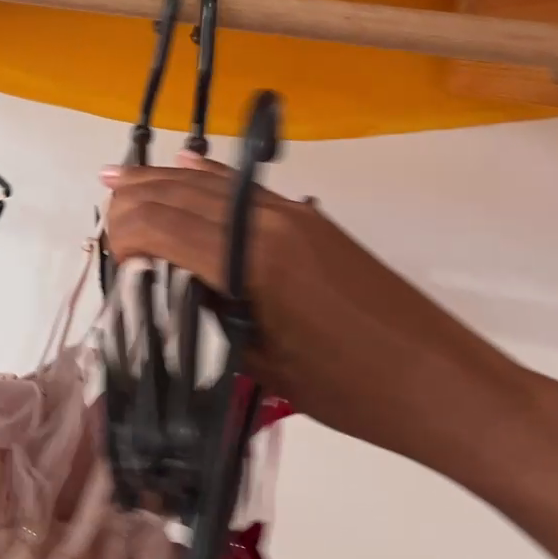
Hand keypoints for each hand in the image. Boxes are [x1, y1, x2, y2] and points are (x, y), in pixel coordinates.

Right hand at [101, 155, 540, 474]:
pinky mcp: (312, 220)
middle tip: (104, 217)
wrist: (453, 389)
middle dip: (133, 199)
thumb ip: (208, 315)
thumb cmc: (354, 392)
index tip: (111, 262)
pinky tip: (187, 166)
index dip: (123, 234)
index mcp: (250, 260)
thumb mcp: (263, 364)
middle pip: (178, 194)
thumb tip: (165, 287)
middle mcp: (266, 222)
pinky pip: (244, 188)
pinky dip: (208, 177)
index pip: (160, 225)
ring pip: (209, 182)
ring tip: (120, 182)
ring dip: (161, 181)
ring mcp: (292, 214)